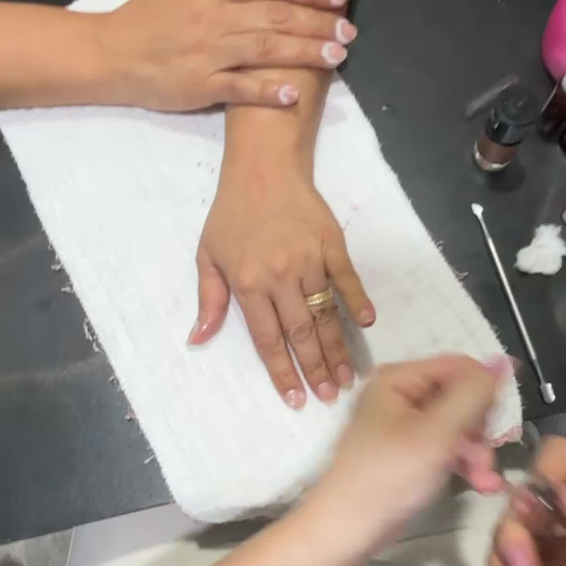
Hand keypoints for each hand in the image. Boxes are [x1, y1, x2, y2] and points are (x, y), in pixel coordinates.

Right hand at [94, 0, 353, 111]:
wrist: (112, 54)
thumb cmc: (147, 16)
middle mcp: (218, 19)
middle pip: (276, 17)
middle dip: (317, 23)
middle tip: (349, 32)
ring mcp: (210, 54)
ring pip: (265, 49)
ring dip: (304, 52)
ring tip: (335, 57)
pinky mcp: (202, 86)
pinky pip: (240, 89)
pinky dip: (267, 92)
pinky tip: (294, 95)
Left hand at [191, 158, 374, 406]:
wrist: (263, 166)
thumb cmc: (231, 213)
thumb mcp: (207, 255)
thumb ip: (209, 299)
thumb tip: (199, 340)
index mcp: (248, 284)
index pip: (267, 339)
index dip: (281, 372)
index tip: (295, 399)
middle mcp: (280, 277)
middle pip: (300, 333)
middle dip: (315, 369)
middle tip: (329, 397)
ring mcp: (309, 260)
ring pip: (325, 313)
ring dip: (338, 347)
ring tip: (347, 377)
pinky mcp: (332, 244)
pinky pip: (347, 278)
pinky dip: (357, 300)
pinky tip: (366, 324)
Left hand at [299, 356, 508, 556]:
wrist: (348, 529)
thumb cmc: (390, 476)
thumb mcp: (438, 433)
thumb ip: (472, 395)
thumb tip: (503, 361)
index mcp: (398, 378)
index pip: (460, 366)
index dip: (486, 391)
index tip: (503, 424)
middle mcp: (399, 394)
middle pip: (460, 396)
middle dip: (481, 429)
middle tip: (491, 457)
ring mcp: (403, 424)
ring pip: (457, 425)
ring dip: (477, 452)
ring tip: (487, 482)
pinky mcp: (408, 452)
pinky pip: (445, 446)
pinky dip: (464, 463)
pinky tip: (482, 486)